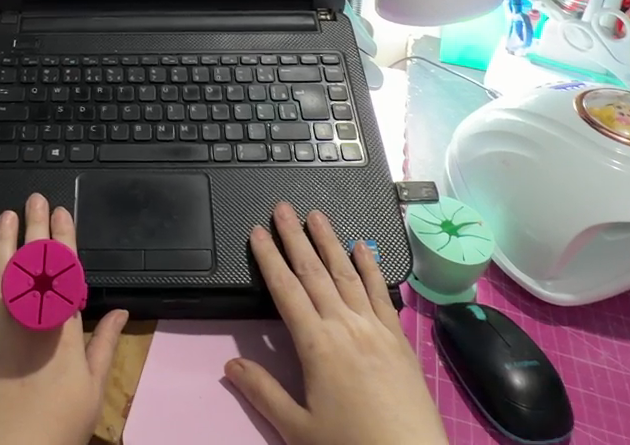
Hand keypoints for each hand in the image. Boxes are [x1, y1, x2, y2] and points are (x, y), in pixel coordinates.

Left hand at [0, 193, 130, 444]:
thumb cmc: (58, 423)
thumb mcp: (92, 387)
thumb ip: (104, 344)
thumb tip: (122, 311)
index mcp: (60, 324)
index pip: (63, 269)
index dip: (63, 237)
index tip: (62, 212)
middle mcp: (27, 315)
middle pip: (31, 260)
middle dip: (34, 226)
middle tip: (35, 198)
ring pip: (1, 271)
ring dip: (4, 240)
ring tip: (7, 215)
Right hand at [226, 201, 447, 444]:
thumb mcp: (298, 429)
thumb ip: (264, 392)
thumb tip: (230, 364)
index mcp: (317, 345)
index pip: (285, 290)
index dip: (269, 258)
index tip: (257, 232)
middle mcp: (345, 326)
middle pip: (314, 272)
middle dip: (295, 237)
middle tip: (282, 208)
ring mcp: (375, 328)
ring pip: (347, 274)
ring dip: (329, 241)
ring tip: (316, 215)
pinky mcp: (399, 338)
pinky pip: (381, 293)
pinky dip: (371, 267)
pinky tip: (363, 247)